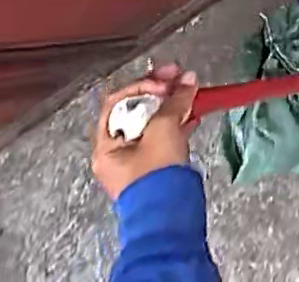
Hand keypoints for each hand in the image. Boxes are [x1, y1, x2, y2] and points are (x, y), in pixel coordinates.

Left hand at [91, 62, 199, 199]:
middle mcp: (116, 153)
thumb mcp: (164, 129)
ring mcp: (136, 162)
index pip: (119, 101)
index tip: (165, 82)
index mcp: (107, 145)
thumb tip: (188, 80)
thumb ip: (175, 100)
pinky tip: (191, 113)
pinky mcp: (155, 169)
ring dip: (171, 104)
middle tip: (178, 77)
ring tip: (189, 90)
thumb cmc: (159, 175)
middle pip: (135, 109)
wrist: (172, 222)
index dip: (142, 86)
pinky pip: (162, 137)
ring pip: (151, 122)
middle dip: (159, 91)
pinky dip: (176, 122)